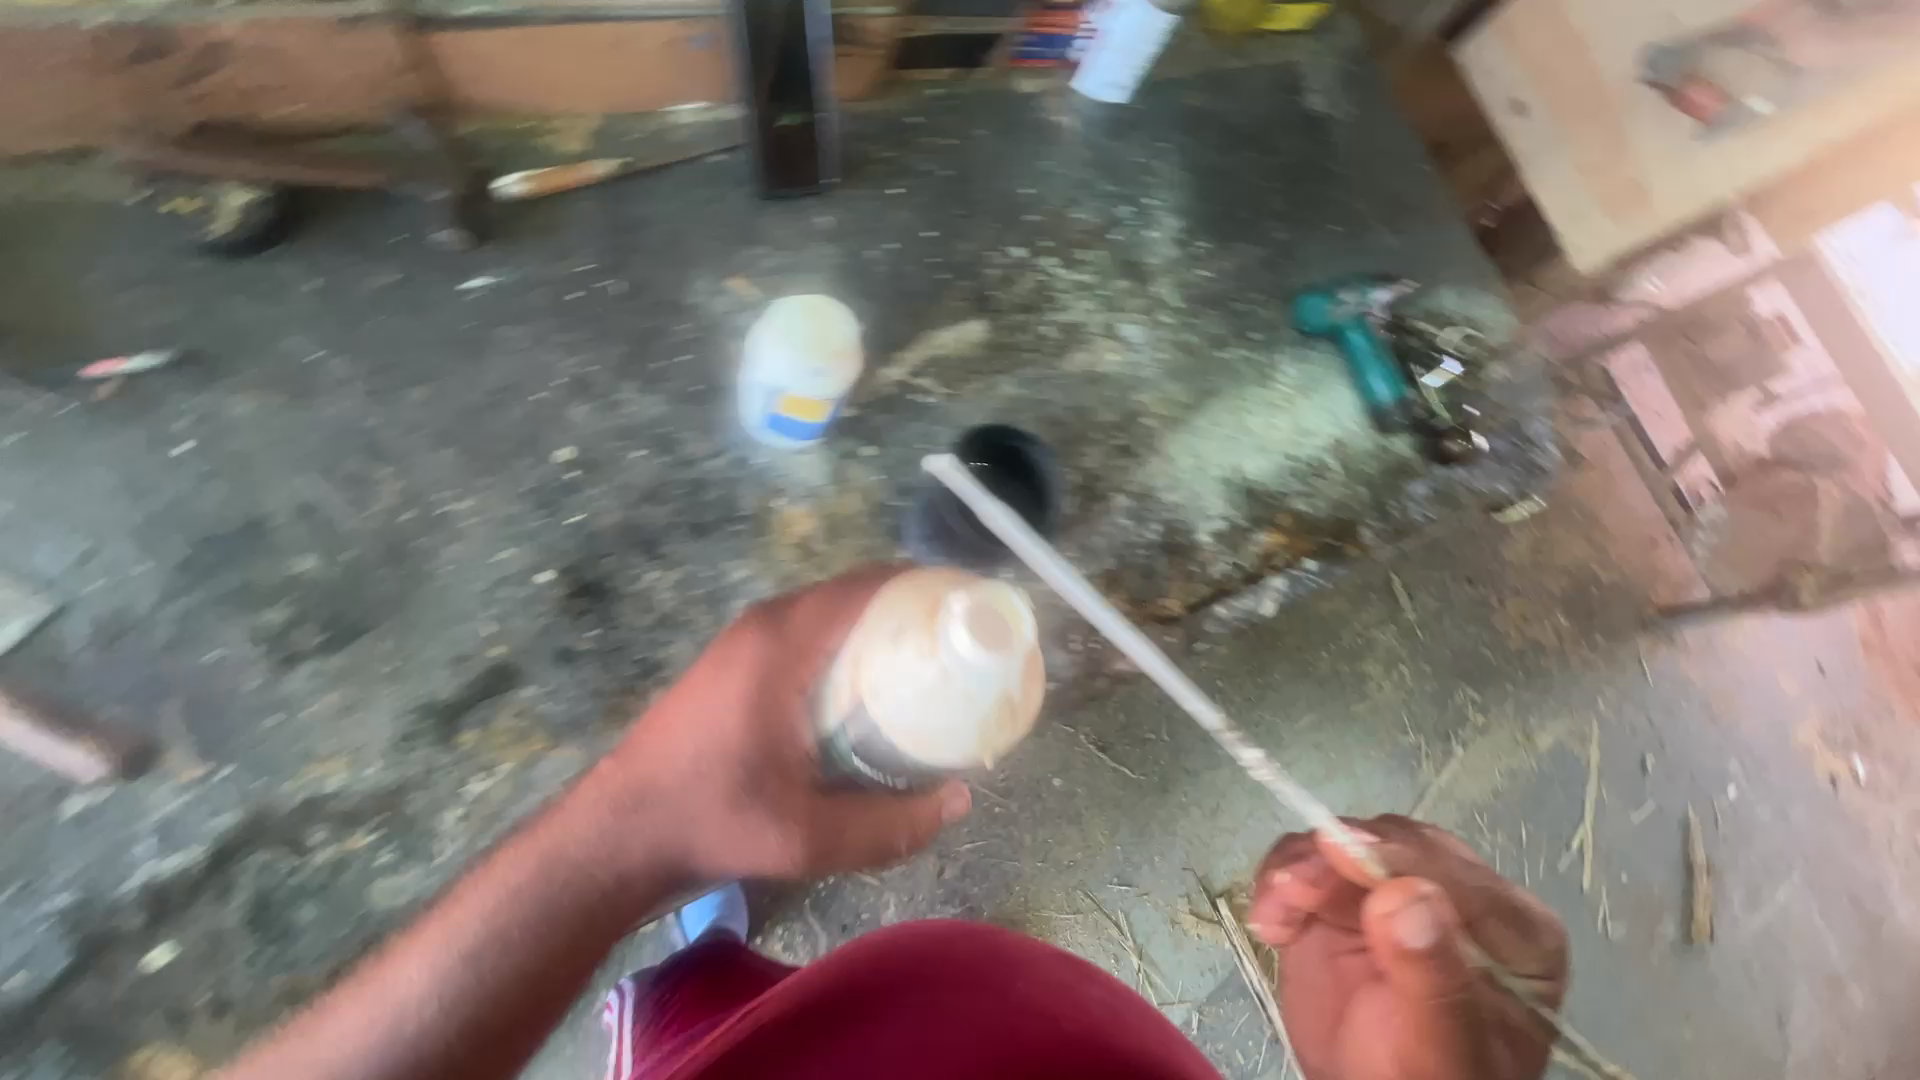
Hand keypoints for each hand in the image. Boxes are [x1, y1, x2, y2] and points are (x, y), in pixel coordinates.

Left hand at [574, 563, 971, 884]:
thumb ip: (890, 826)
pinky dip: (851, 640)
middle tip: (963, 642)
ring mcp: (748, 638)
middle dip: (913, 605)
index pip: (872, 586)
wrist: (616, 832)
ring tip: (931, 661)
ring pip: (833, 609)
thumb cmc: (711, 821)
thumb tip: (959, 801)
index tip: (974, 609)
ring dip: (881, 622)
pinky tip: (874, 684)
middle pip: (857, 591)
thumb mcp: (808, 838)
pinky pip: (811, 629)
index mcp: (785, 641)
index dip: (927, 586)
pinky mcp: (738, 659)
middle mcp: (768, 623)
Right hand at [1245, 815, 1567, 1079]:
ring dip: (1300, 868)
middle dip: (1338, 859)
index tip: (1339, 853)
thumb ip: (1433, 982)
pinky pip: (1304, 855)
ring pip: (1345, 840)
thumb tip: (1405, 897)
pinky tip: (1272, 924)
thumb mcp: (1440, 1054)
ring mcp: (1391, 887)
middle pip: (1397, 842)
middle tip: (1292, 889)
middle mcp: (1456, 896)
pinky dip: (1277, 877)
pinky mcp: (1336, 889)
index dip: (1398, 859)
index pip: (1458, 874)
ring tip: (1275, 920)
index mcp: (1513, 933)